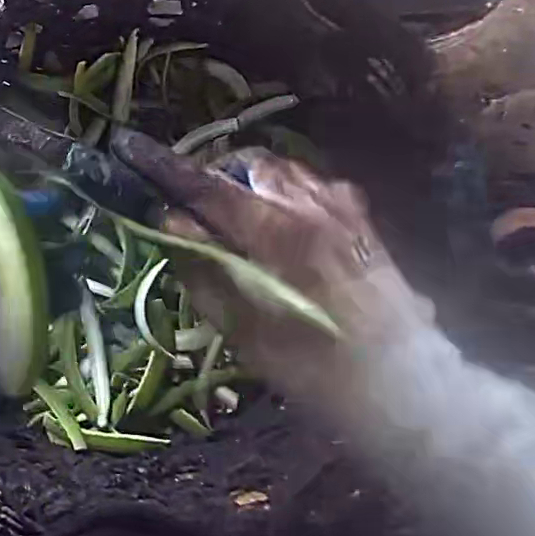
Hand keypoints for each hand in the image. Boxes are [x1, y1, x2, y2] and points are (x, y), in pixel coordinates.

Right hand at [113, 131, 534, 535]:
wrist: (406, 389)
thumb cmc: (311, 366)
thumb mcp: (238, 324)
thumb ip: (200, 264)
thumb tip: (167, 218)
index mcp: (274, 233)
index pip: (204, 186)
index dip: (161, 166)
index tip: (128, 146)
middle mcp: (309, 207)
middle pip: (245, 164)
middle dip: (214, 175)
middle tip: (195, 206)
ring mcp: (341, 209)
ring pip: (281, 169)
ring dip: (250, 182)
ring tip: (238, 214)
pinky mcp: (361, 220)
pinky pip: (313, 184)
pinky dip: (285, 192)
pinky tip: (283, 223)